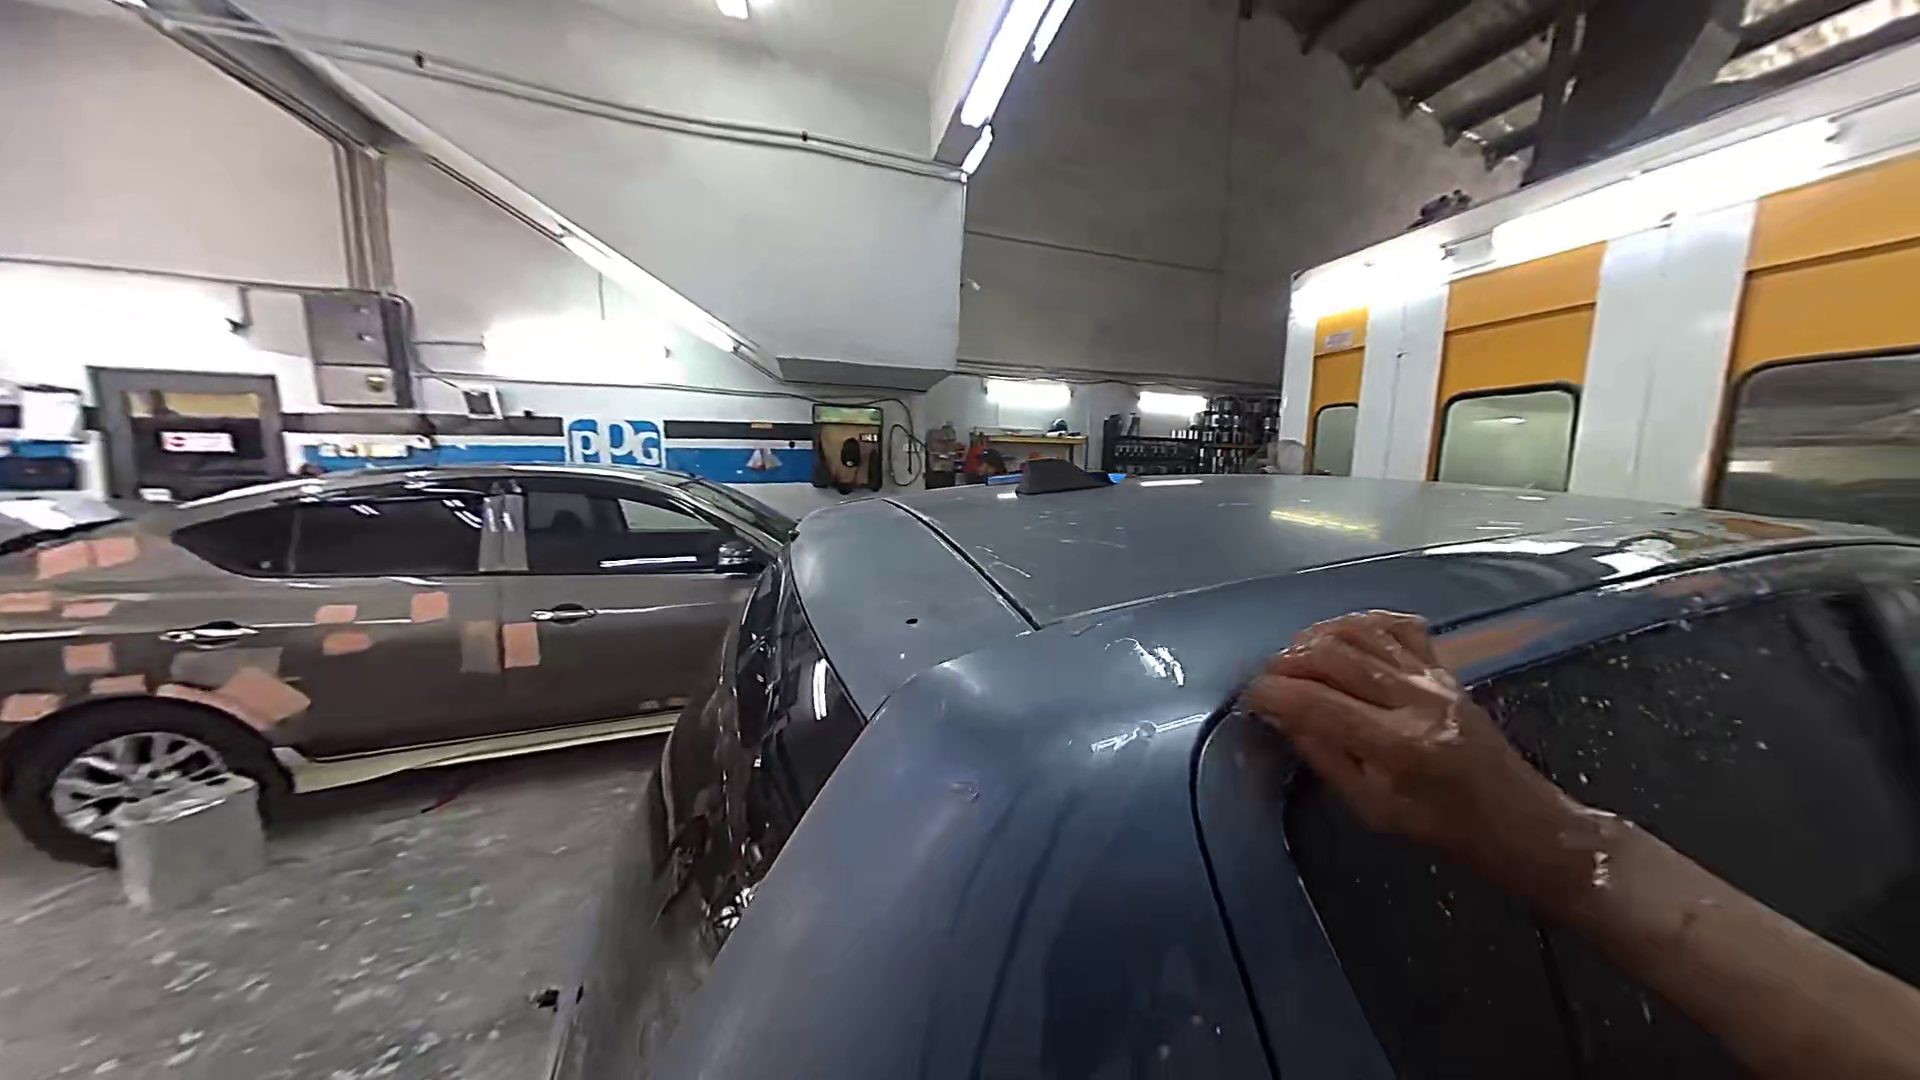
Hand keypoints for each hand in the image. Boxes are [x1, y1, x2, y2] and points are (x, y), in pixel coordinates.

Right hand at [1243, 611, 1607, 902]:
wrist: (1522, 822)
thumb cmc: (1441, 826)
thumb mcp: (1369, 806)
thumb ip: (1319, 753)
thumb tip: (1277, 713)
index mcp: (1397, 745)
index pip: (1313, 701)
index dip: (1268, 692)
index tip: (1250, 697)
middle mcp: (1414, 700)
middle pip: (1329, 654)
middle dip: (1283, 662)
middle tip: (1268, 679)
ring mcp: (1433, 677)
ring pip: (1356, 631)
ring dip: (1313, 637)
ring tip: (1295, 658)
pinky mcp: (1444, 668)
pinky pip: (1395, 625)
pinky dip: (1358, 623)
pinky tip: (1340, 638)